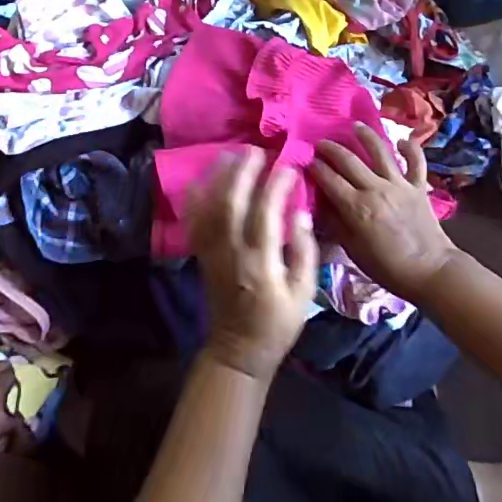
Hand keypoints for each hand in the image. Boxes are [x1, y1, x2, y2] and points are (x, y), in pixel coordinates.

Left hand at [187, 147, 317, 379]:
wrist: (237, 351)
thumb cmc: (277, 323)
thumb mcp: (304, 293)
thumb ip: (305, 252)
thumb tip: (301, 213)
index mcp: (261, 262)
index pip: (266, 214)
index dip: (276, 186)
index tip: (288, 166)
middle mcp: (232, 252)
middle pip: (232, 203)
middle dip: (243, 172)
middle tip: (256, 149)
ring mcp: (213, 252)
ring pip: (211, 207)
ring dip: (221, 177)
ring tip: (233, 153)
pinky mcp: (202, 256)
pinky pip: (195, 221)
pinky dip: (196, 198)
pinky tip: (202, 179)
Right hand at [308, 125, 462, 301]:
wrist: (431, 271)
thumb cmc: (388, 267)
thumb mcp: (354, 251)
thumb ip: (336, 225)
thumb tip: (320, 205)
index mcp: (357, 207)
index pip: (329, 180)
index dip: (315, 168)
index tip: (306, 160)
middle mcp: (376, 189)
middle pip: (349, 161)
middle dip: (331, 149)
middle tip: (320, 142)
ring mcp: (399, 184)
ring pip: (380, 151)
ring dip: (366, 136)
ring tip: (355, 125)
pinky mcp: (418, 186)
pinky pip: (415, 161)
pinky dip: (410, 148)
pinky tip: (401, 141)